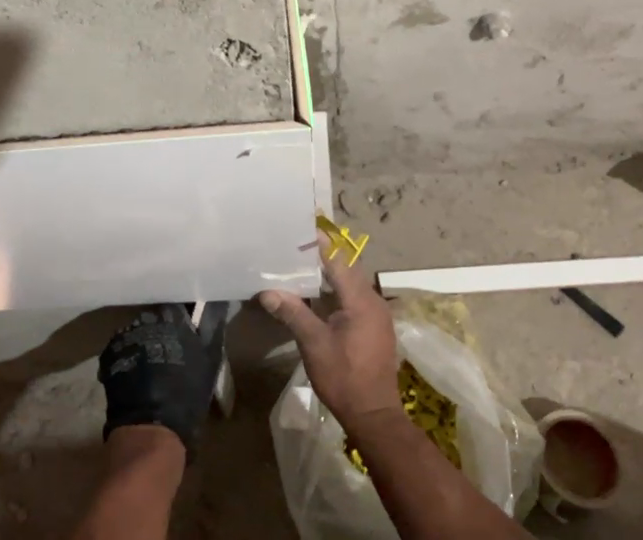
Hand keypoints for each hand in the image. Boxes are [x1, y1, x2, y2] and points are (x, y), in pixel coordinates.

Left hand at [96, 305, 220, 453]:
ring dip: (142, 344)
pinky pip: (121, 349)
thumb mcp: (210, 362)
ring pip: (136, 333)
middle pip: (154, 319)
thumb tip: (215, 308)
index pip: (177, 308)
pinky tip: (134, 375)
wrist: (151, 427)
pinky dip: (127, 358)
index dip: (181, 320)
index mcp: (172, 317)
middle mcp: (145, 319)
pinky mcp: (108, 355)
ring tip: (150, 366)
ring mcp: (124, 336)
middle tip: (168, 350)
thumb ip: (211, 332)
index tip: (186, 331)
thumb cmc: (187, 395)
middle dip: (160, 330)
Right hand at [257, 240, 399, 424]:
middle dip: (320, 256)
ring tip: (297, 265)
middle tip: (292, 245)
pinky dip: (333, 291)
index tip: (300, 228)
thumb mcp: (314, 343)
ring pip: (349, 284)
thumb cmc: (344, 377)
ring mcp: (376, 316)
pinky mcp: (373, 328)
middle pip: (345, 269)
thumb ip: (292, 313)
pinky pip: (352, 298)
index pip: (339, 261)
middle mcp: (373, 302)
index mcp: (361, 301)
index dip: (320, 244)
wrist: (373, 415)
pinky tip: (314, 295)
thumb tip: (267, 291)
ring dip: (326, 274)